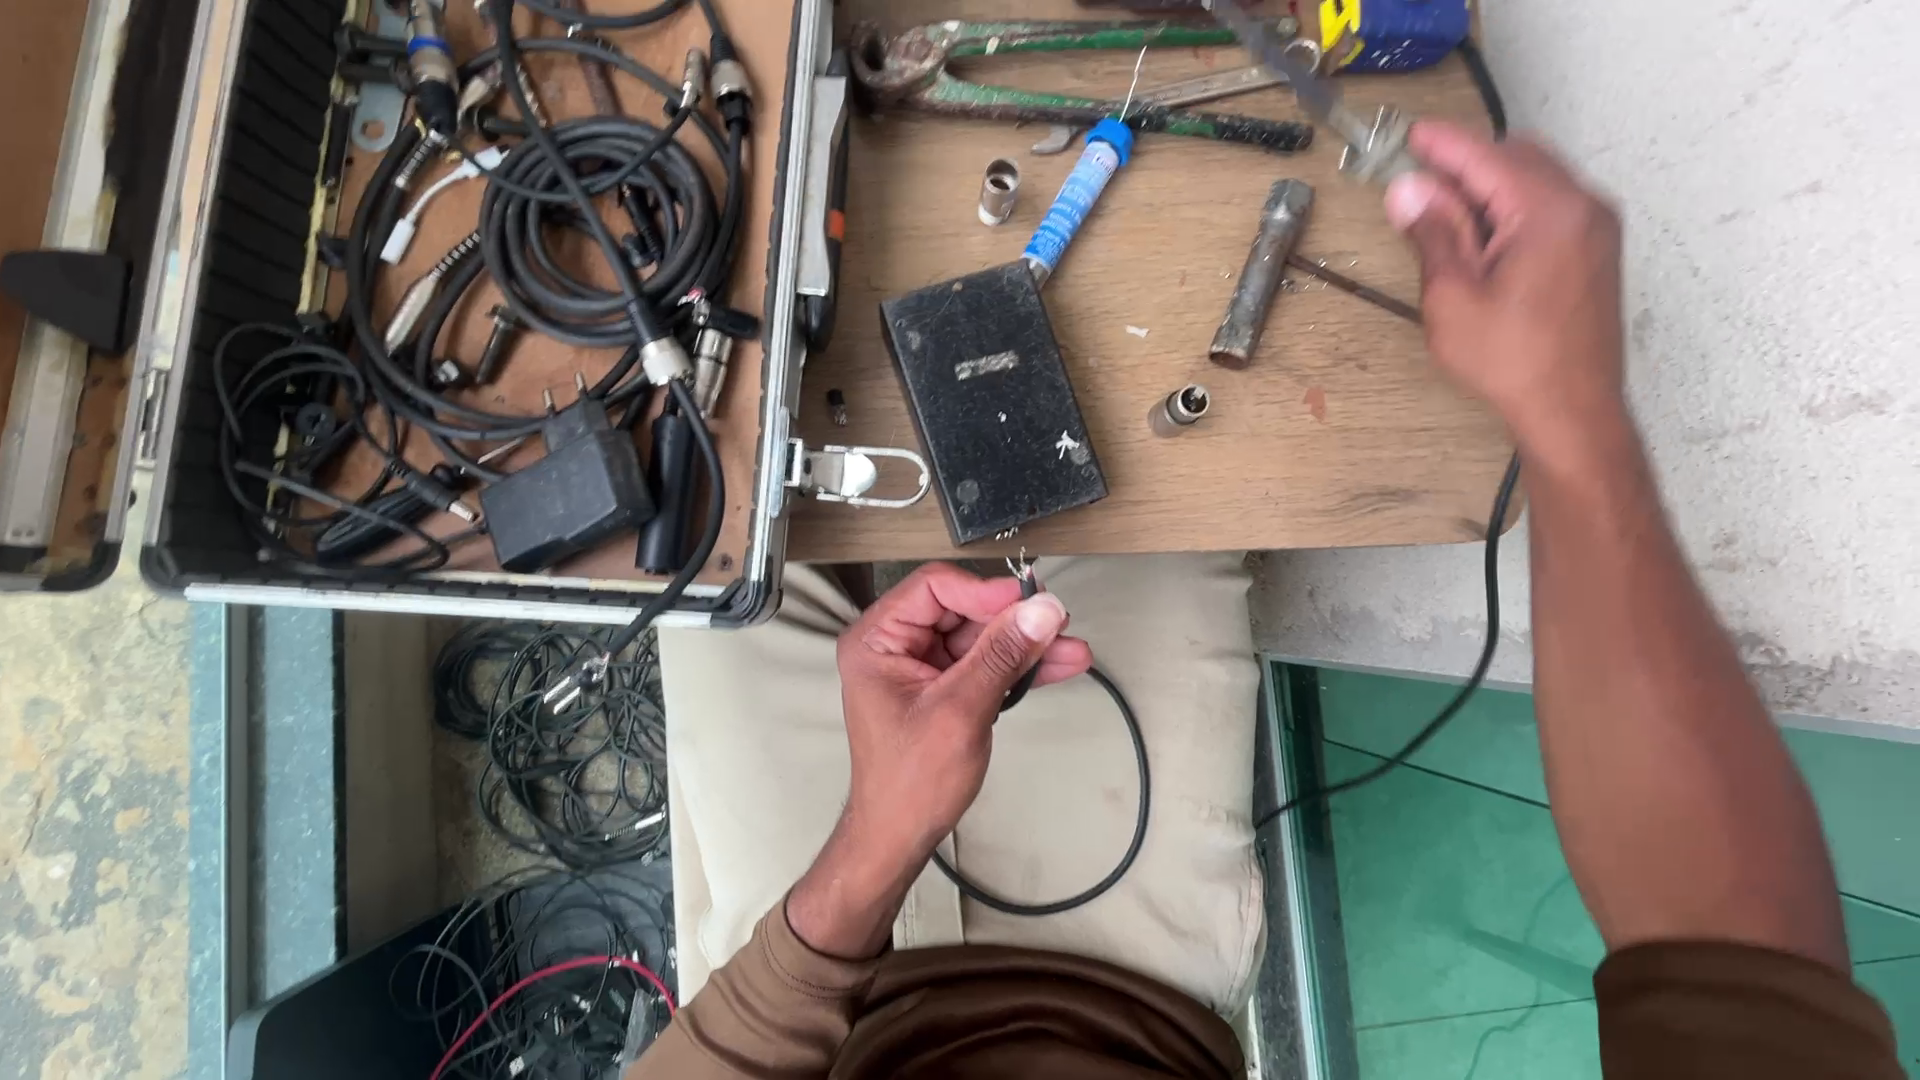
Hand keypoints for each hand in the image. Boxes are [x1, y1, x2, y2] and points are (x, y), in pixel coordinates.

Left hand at [787, 563, 1090, 958]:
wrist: (899, 838)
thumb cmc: (913, 781)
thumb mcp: (961, 710)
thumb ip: (1002, 655)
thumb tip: (1044, 609)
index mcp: (876, 639)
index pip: (934, 588)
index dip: (985, 592)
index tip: (1032, 603)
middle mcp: (894, 643)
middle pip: (962, 611)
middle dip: (1013, 620)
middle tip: (1061, 623)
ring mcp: (920, 665)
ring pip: (980, 637)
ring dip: (1026, 644)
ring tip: (1074, 649)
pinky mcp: (943, 686)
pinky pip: (984, 663)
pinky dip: (1018, 666)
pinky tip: (1058, 665)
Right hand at [1385, 122, 1629, 464]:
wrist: (1570, 405)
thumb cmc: (1509, 359)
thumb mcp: (1453, 296)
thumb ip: (1433, 235)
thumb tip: (1409, 190)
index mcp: (1547, 212)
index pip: (1487, 159)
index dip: (1444, 145)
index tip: (1412, 133)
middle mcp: (1582, 206)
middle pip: (1516, 160)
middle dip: (1465, 166)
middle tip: (1416, 185)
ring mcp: (1596, 227)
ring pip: (1534, 181)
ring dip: (1486, 189)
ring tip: (1440, 219)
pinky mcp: (1595, 249)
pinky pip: (1548, 206)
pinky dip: (1509, 208)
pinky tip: (1479, 240)